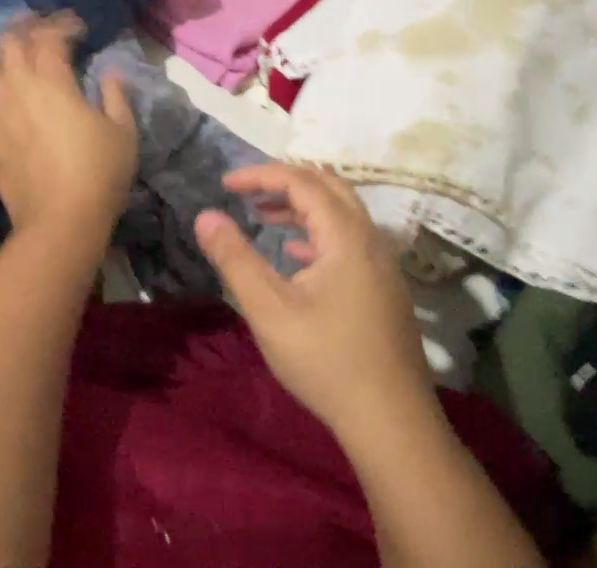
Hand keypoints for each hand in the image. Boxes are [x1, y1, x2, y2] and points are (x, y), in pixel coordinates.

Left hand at [0, 14, 137, 238]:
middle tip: (43, 26)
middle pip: (9, 42)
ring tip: (23, 55)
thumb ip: (116, 96)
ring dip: (8, 54)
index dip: (62, 24)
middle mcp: (20, 90)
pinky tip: (16, 93)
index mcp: (53, 84)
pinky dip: (3, 84)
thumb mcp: (123, 133)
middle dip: (25, 27)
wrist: (58, 222)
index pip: (50, 37)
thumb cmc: (98, 174)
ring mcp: (1, 114)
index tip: (78, 25)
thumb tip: (111, 73)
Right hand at [195, 165, 436, 440]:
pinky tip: (295, 256)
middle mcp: (371, 240)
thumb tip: (205, 215)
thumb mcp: (268, 308)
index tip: (225, 184)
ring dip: (302, 207)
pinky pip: (349, 240)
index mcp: (347, 236)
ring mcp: (383, 266)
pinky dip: (317, 233)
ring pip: (342, 215)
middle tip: (246, 192)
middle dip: (284, 182)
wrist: (391, 421)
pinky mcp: (385, 290)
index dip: (261, 175)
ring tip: (262, 217)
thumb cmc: (325, 360)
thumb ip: (235, 258)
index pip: (303, 181)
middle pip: (329, 188)